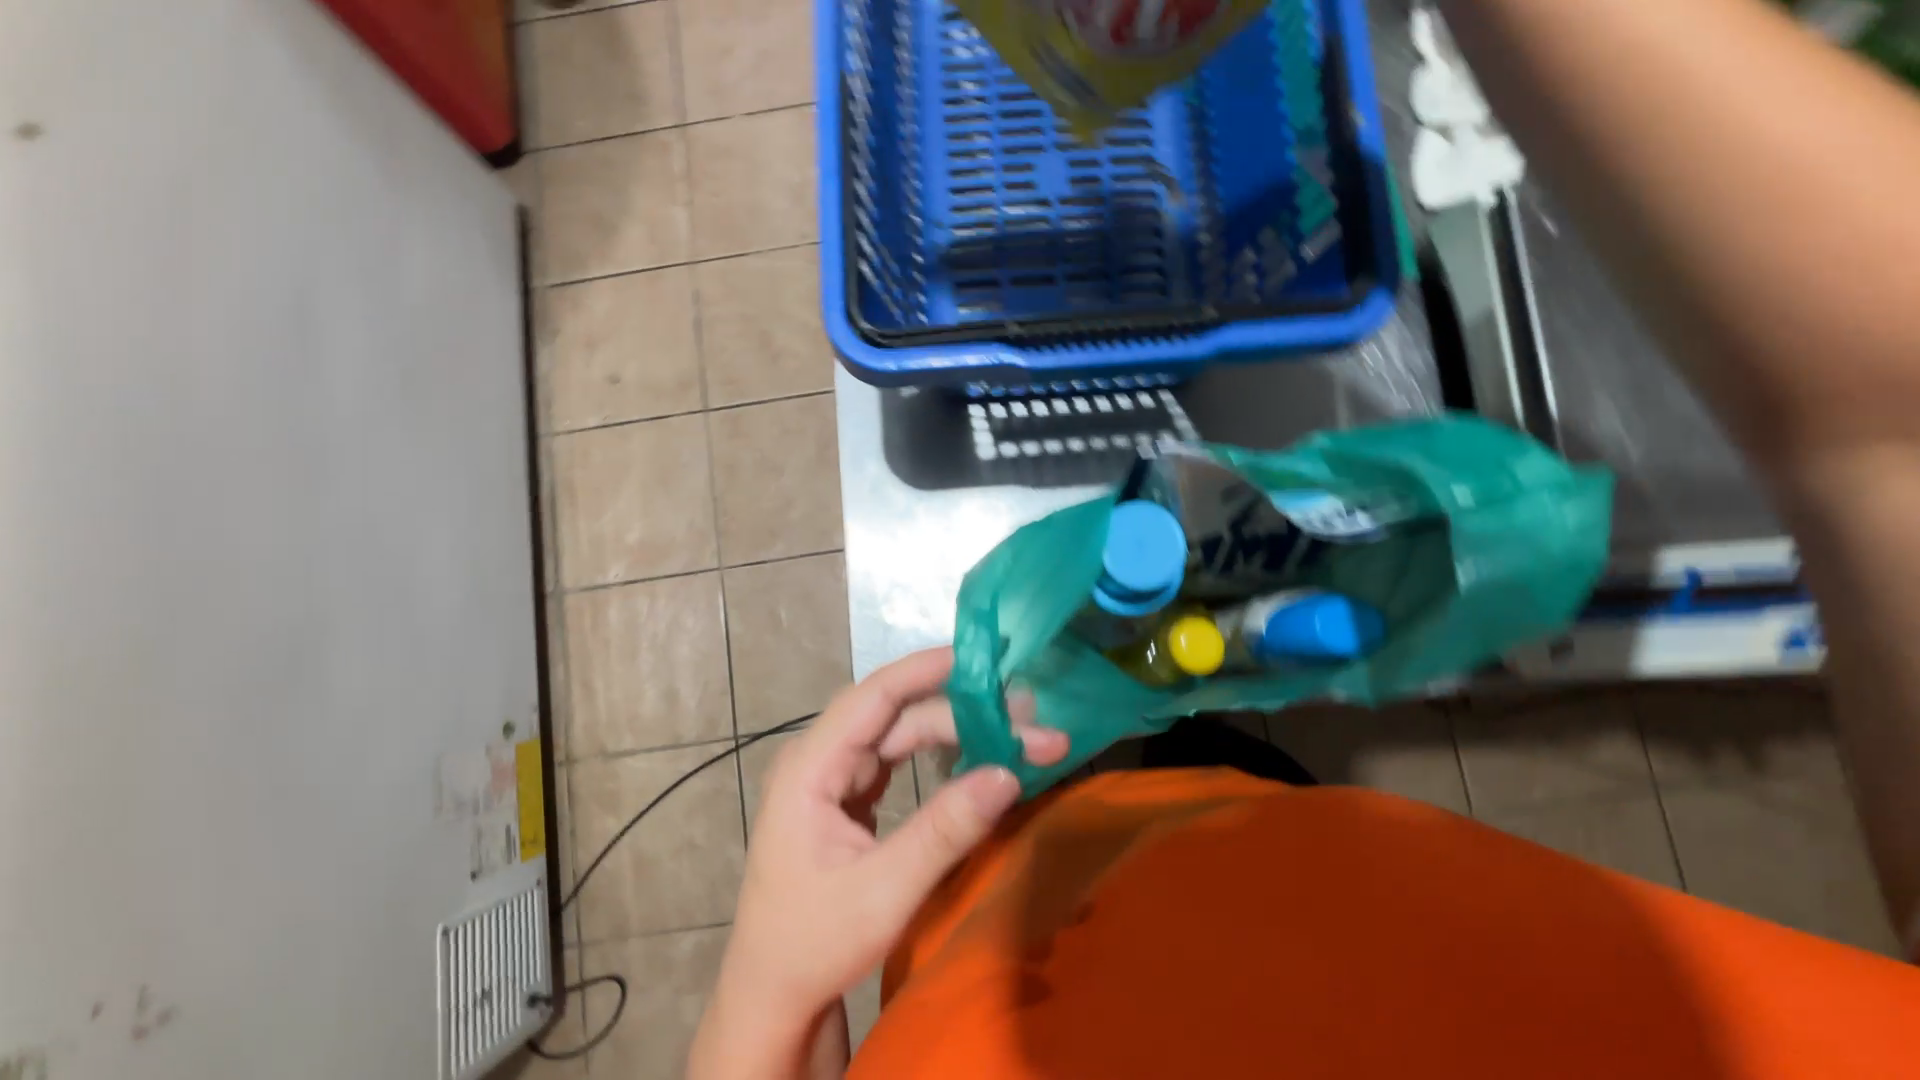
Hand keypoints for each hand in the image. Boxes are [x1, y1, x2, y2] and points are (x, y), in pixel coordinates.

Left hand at [688, 648, 1067, 1077]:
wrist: (774, 994)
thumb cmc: (816, 943)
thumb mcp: (885, 891)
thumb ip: (945, 829)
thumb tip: (1010, 772)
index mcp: (809, 768)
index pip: (873, 696)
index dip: (928, 670)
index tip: (986, 658)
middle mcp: (818, 760)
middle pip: (896, 716)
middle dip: (964, 713)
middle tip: (1032, 722)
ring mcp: (833, 778)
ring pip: (900, 735)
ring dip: (957, 731)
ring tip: (1018, 732)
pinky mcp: (848, 797)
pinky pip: (897, 760)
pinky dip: (940, 755)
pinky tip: (979, 754)